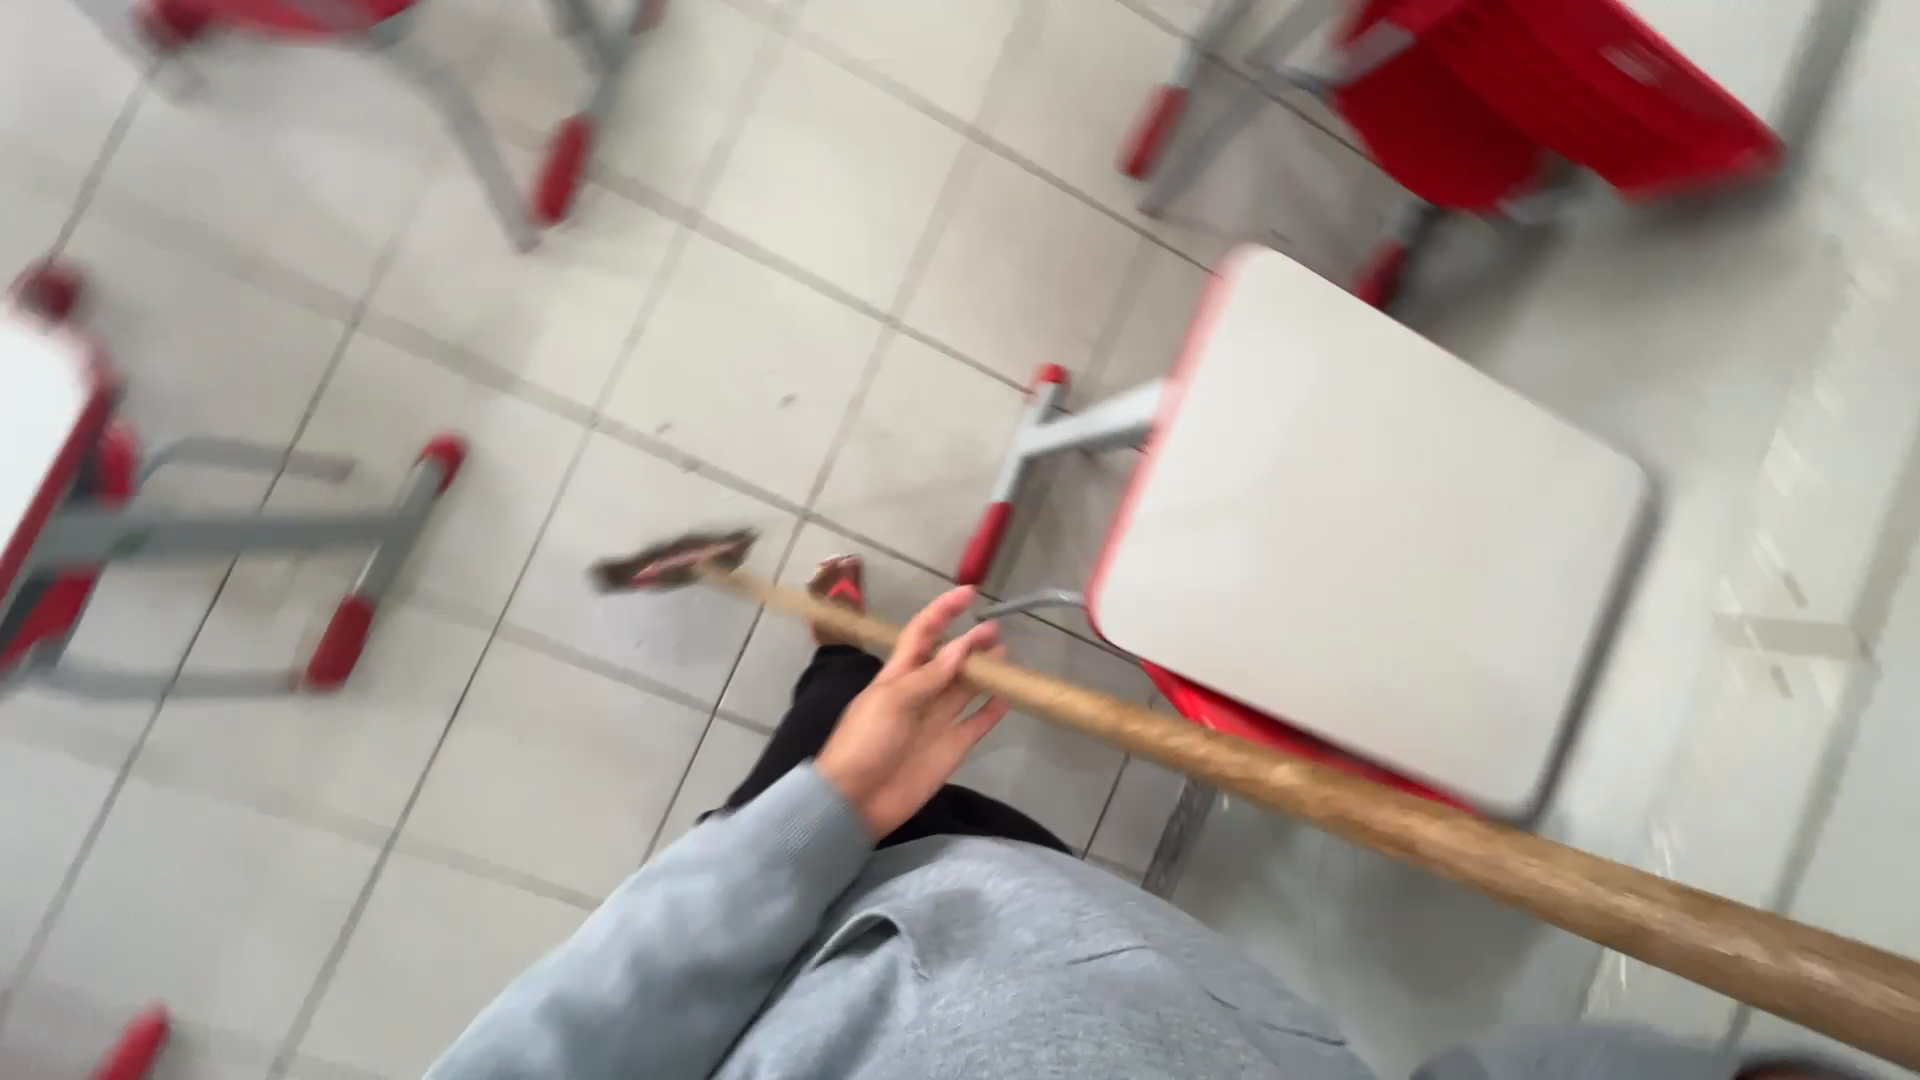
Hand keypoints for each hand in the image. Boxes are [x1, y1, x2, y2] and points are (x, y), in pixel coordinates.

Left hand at [814, 586, 1009, 837]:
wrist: (855, 800)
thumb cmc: (865, 741)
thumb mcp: (893, 700)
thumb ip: (930, 675)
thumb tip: (961, 648)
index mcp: (899, 674)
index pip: (923, 632)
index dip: (943, 611)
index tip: (969, 593)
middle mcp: (920, 693)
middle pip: (950, 659)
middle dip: (971, 641)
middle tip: (996, 630)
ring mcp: (936, 720)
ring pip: (966, 688)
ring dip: (985, 671)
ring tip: (1006, 655)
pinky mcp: (951, 748)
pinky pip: (976, 723)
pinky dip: (992, 710)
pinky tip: (1008, 697)